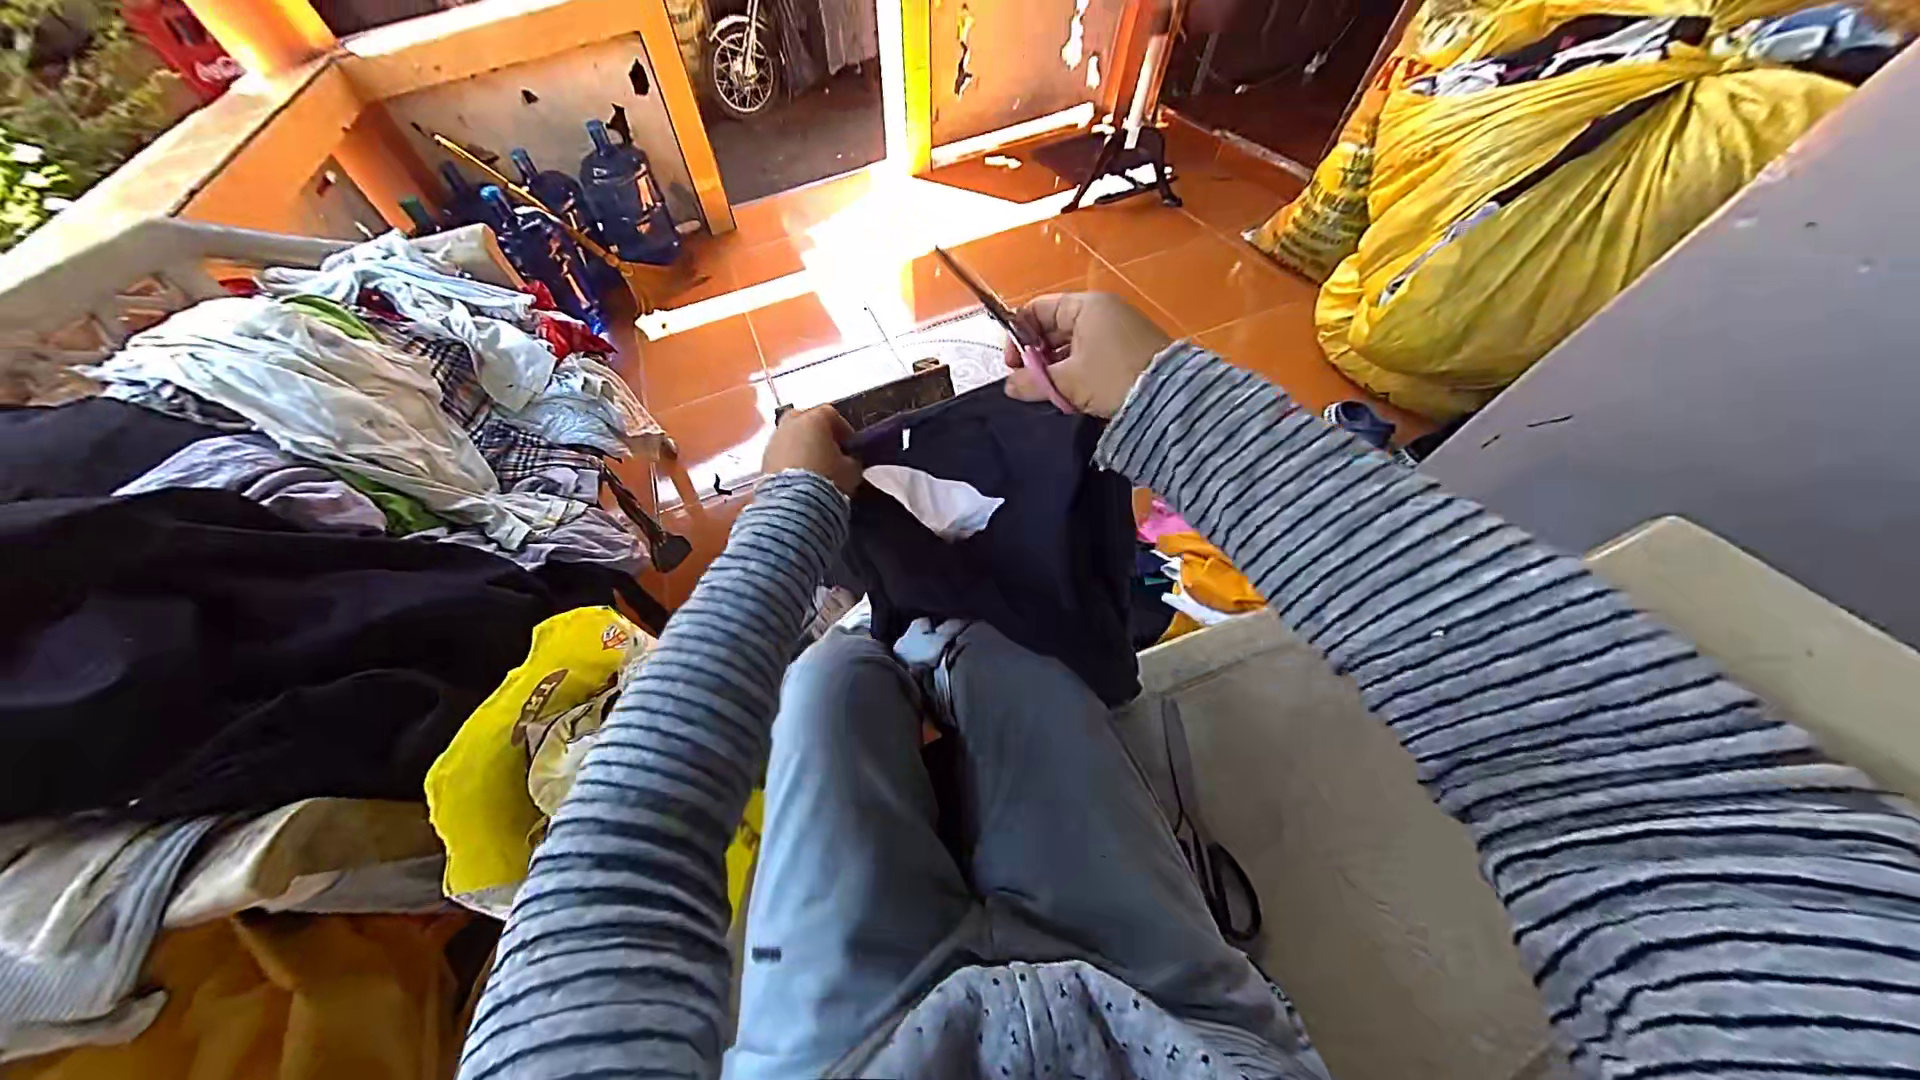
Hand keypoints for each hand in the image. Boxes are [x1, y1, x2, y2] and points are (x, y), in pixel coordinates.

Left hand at [762, 405, 861, 494]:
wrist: (794, 503)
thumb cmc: (827, 479)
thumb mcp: (851, 470)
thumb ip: (851, 459)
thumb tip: (849, 459)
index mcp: (814, 420)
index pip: (831, 414)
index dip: (843, 428)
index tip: (850, 445)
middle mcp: (790, 424)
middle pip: (805, 418)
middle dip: (817, 431)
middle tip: (828, 449)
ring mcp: (774, 440)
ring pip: (790, 435)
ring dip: (801, 445)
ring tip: (813, 466)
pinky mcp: (763, 459)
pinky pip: (781, 453)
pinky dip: (790, 459)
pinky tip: (799, 476)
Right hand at [1003, 293, 1173, 417]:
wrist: (1169, 398)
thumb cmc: (1114, 378)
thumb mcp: (1067, 381)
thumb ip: (1032, 382)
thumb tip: (1010, 386)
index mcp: (1085, 306)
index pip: (1037, 309)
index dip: (1018, 335)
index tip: (1013, 364)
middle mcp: (1102, 311)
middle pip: (1053, 327)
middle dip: (1037, 356)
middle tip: (1030, 382)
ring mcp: (1117, 330)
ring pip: (1071, 345)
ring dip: (1056, 368)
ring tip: (1051, 392)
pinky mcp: (1128, 350)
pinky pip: (1090, 355)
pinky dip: (1076, 371)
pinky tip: (1072, 393)